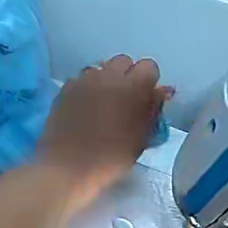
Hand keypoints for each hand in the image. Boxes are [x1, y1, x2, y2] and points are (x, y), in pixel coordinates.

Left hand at [35, 55, 170, 206]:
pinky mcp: (65, 89)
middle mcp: (108, 75)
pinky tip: (84, 108)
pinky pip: (81, 79)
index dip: (149, 81)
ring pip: (101, 68)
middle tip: (125, 100)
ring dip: (106, 80)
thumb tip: (162, 91)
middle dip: (127, 75)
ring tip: (103, 103)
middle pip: (123, 61)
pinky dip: (86, 88)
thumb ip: (153, 109)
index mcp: (133, 86)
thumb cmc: (112, 157)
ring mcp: (84, 80)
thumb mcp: (141, 137)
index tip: (145, 99)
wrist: (69, 166)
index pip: (149, 66)